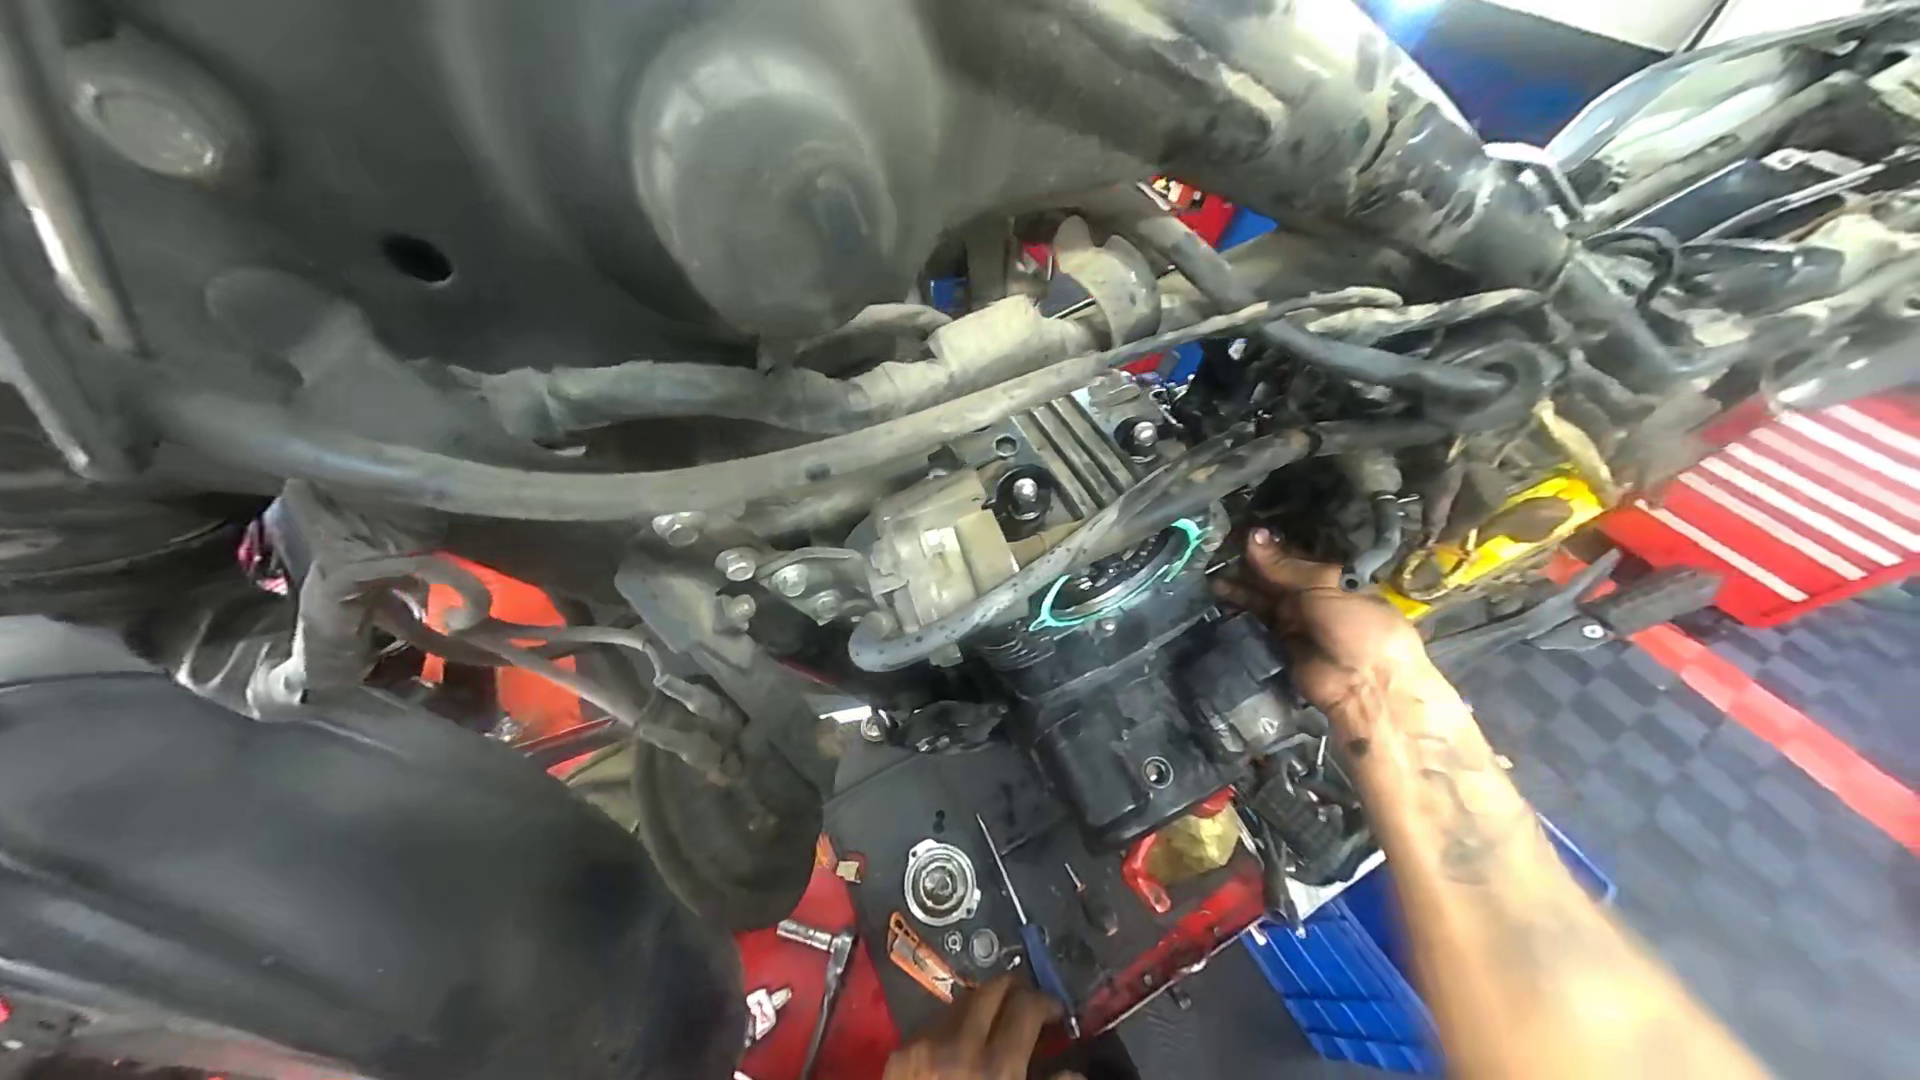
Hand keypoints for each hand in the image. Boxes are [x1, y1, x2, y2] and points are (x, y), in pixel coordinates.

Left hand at [880, 976, 1074, 1079]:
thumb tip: (1074, 1072)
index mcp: (996, 1068)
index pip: (1027, 1007)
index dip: (1046, 1003)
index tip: (1056, 1013)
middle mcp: (959, 1045)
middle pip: (993, 990)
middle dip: (1016, 991)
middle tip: (1029, 1005)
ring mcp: (925, 1045)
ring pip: (963, 1000)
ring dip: (984, 1006)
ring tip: (996, 1024)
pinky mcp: (899, 1055)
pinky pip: (935, 1024)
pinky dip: (954, 1027)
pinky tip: (961, 1047)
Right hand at [1212, 527, 1436, 721]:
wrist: (1364, 686)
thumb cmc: (1359, 627)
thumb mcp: (1326, 588)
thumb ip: (1285, 565)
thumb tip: (1252, 536)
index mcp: (1338, 575)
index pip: (1300, 552)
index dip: (1275, 541)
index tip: (1245, 527)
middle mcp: (1317, 593)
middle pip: (1278, 572)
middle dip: (1252, 560)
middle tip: (1220, 544)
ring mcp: (1298, 616)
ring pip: (1264, 593)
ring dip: (1241, 582)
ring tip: (1213, 569)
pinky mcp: (1280, 637)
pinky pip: (1257, 616)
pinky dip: (1239, 605)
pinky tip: (1219, 592)